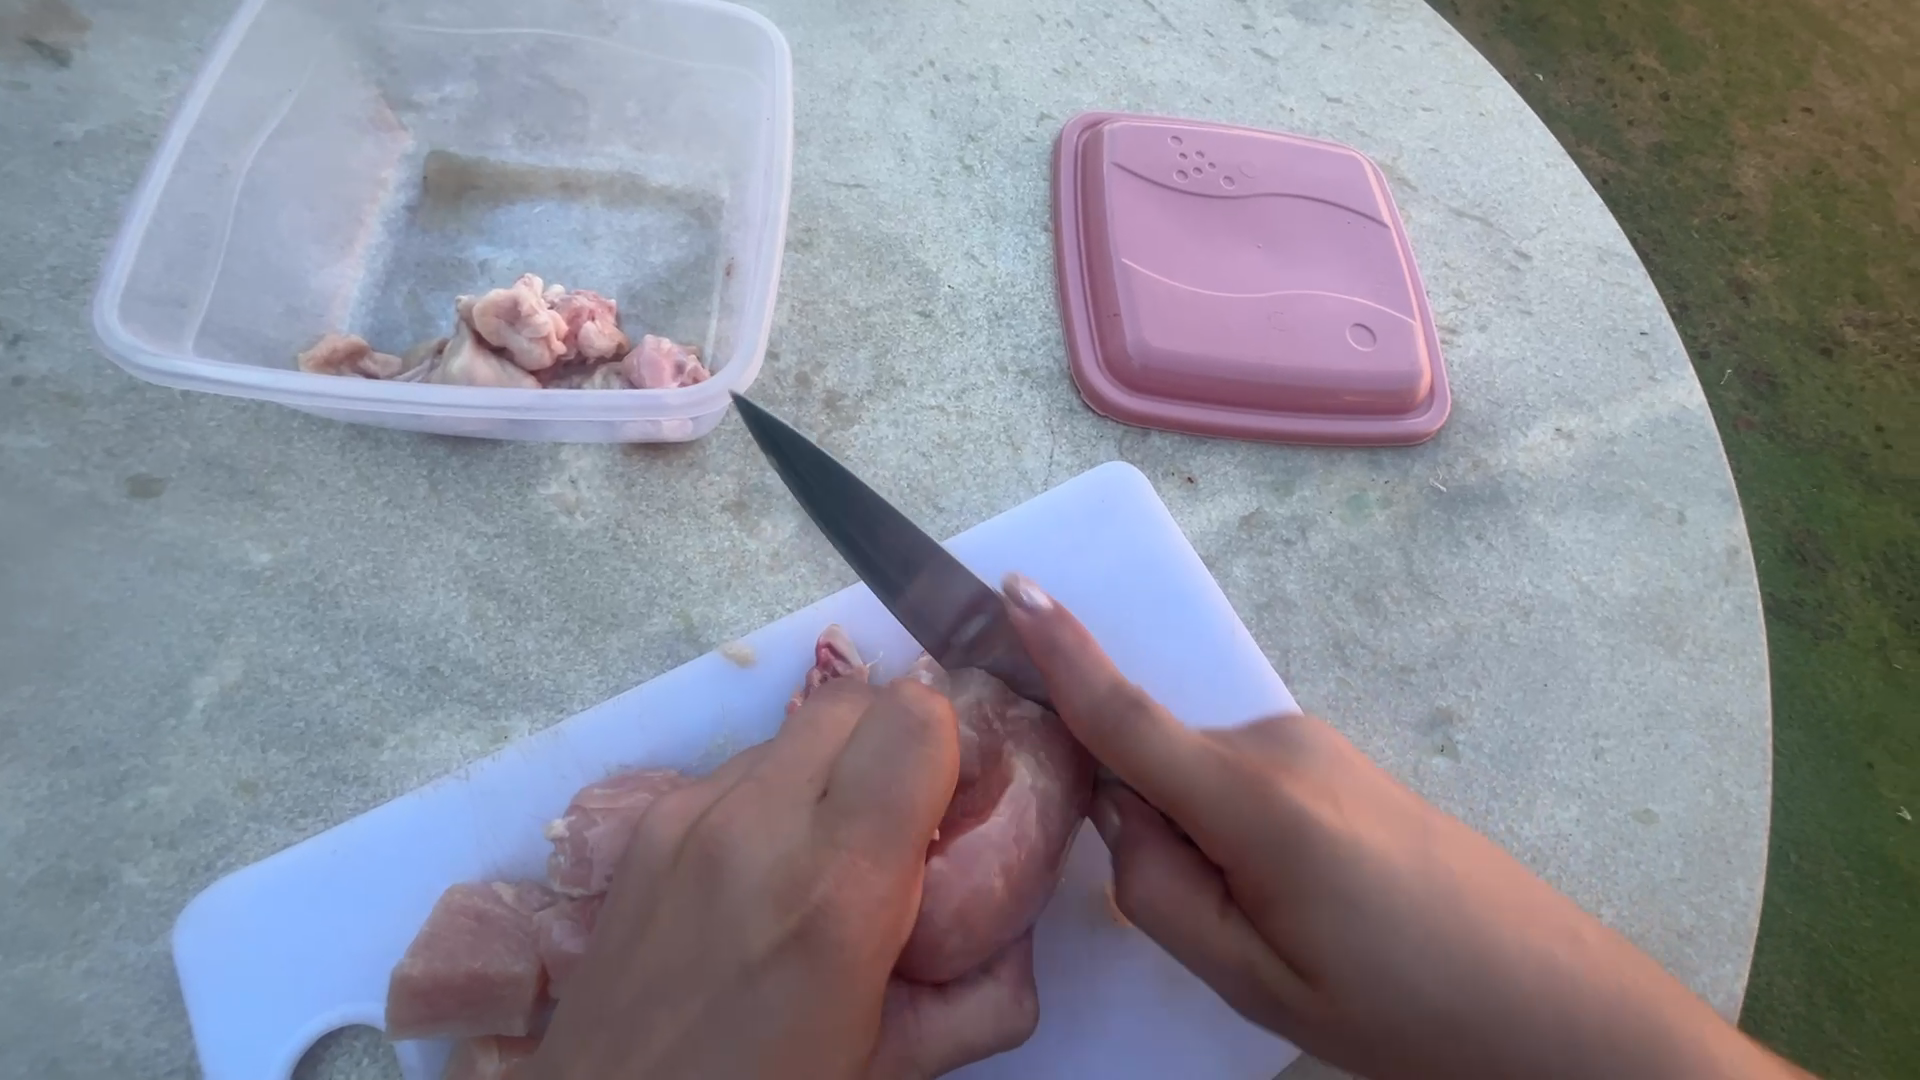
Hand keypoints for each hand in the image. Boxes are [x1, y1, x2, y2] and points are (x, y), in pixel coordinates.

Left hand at [532, 678, 1036, 1079]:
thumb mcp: (898, 1066)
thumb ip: (983, 992)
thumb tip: (1015, 927)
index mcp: (839, 889)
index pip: (914, 716)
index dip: (946, 739)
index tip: (951, 791)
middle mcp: (760, 824)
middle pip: (858, 695)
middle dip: (895, 732)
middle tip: (901, 803)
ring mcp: (694, 809)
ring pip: (800, 723)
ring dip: (836, 758)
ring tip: (829, 834)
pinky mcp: (653, 815)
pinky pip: (746, 760)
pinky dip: (780, 784)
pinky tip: (766, 858)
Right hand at [1000, 574, 1811, 1079]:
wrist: (1560, 1008)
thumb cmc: (1406, 1010)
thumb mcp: (1256, 983)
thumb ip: (1157, 889)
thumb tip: (1119, 810)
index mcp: (1253, 804)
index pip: (1126, 714)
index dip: (1062, 650)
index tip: (1015, 589)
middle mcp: (1273, 744)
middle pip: (1152, 759)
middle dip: (1146, 822)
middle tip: (1219, 923)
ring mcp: (1305, 739)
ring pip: (1193, 772)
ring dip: (1194, 830)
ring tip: (1277, 919)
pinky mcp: (1324, 750)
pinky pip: (1232, 772)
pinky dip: (1226, 818)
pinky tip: (1300, 890)